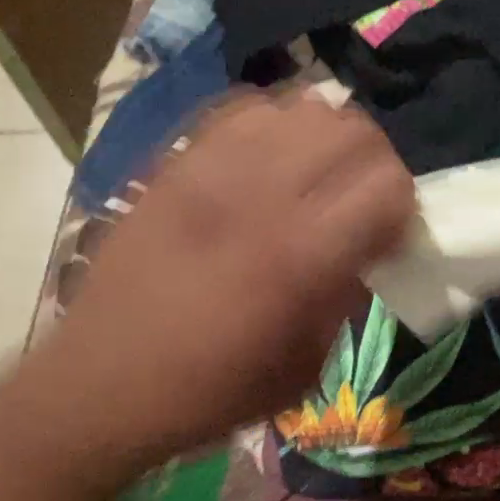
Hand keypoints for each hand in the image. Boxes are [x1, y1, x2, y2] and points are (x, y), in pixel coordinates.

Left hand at [36, 89, 416, 473]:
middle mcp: (262, 197)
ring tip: (317, 174)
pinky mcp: (177, 162)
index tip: (392, 235)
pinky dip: (275, 125)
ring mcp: (214, 170)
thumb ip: (348, 294)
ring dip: (329, 138)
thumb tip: (369, 247)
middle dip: (377, 163)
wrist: (94, 387)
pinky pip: (245, 108)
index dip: (404, 206)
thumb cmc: (207, 392)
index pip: (389, 183)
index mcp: (300, 256)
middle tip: (364, 200)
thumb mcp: (305, 364)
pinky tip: (270, 160)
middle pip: (355, 131)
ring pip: (305, 108)